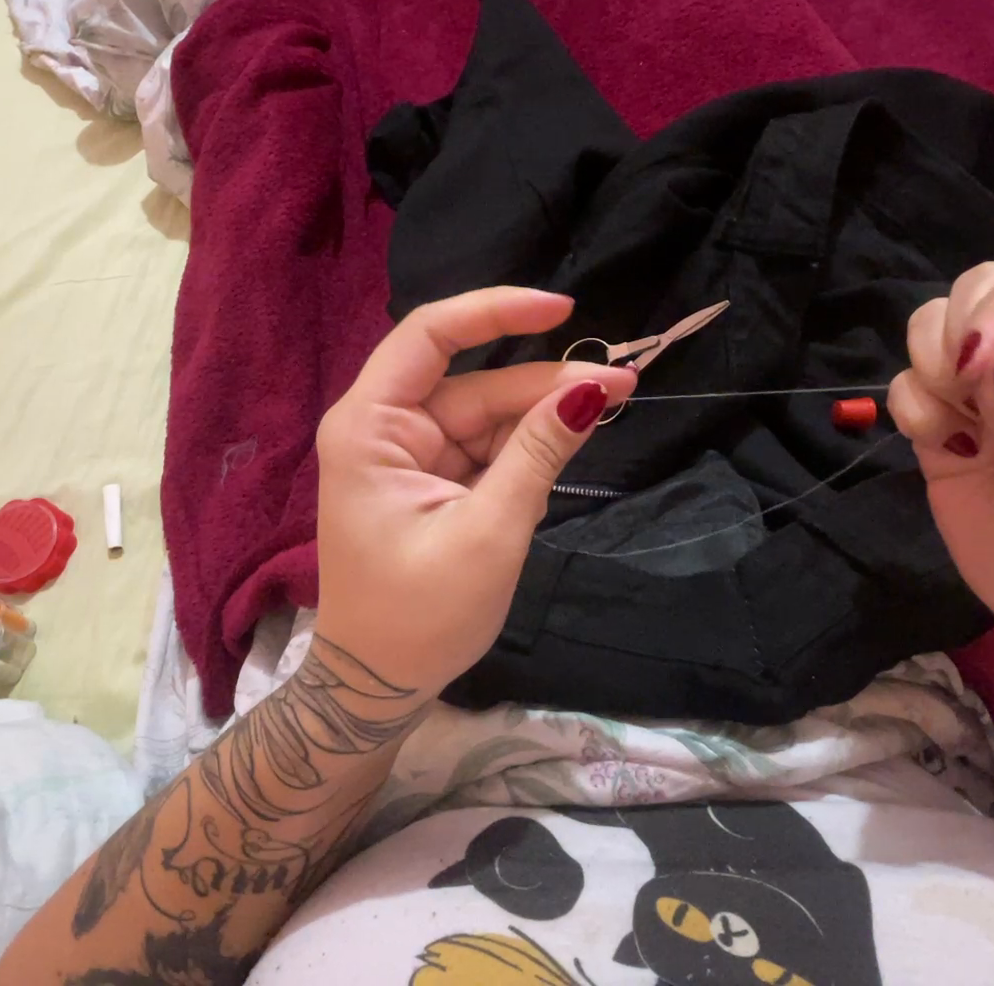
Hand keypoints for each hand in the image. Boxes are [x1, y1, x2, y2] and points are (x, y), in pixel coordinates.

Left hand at [314, 287, 636, 693]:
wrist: (378, 685)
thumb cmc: (420, 616)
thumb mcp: (488, 532)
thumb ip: (538, 455)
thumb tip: (593, 390)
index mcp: (369, 428)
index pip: (429, 336)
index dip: (496, 312)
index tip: (563, 310)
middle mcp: (383, 428)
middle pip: (472, 381)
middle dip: (545, 382)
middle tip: (624, 383)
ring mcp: (408, 455)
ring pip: (486, 413)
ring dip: (544, 412)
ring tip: (615, 402)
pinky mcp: (431, 481)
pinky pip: (485, 446)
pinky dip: (527, 444)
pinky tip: (573, 432)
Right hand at [885, 261, 993, 660]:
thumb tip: (991, 350)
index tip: (972, 366)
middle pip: (987, 290)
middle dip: (956, 331)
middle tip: (957, 390)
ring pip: (939, 329)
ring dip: (927, 364)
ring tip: (948, 423)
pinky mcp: (953, 428)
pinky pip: (911, 384)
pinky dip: (909, 404)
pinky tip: (939, 444)